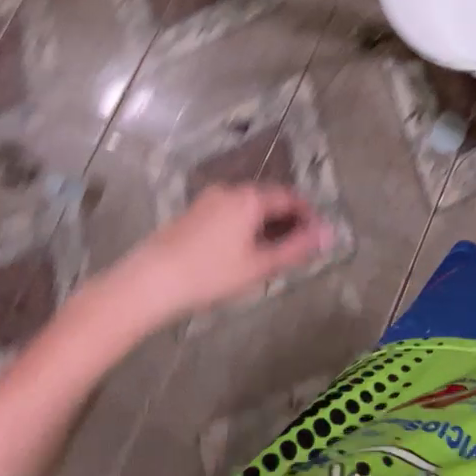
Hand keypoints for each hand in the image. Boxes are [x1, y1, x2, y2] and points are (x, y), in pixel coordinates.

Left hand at [104, 184, 337, 326]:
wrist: (144, 285)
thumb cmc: (208, 275)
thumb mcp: (258, 266)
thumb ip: (297, 248)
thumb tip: (330, 234)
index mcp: (250, 198)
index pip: (291, 198)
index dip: (308, 216)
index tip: (317, 236)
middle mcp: (230, 191)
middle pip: (269, 199)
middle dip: (286, 220)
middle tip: (295, 247)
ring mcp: (206, 201)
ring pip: (247, 207)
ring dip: (264, 224)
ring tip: (268, 253)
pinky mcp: (189, 215)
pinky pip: (228, 213)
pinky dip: (242, 226)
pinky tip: (238, 252)